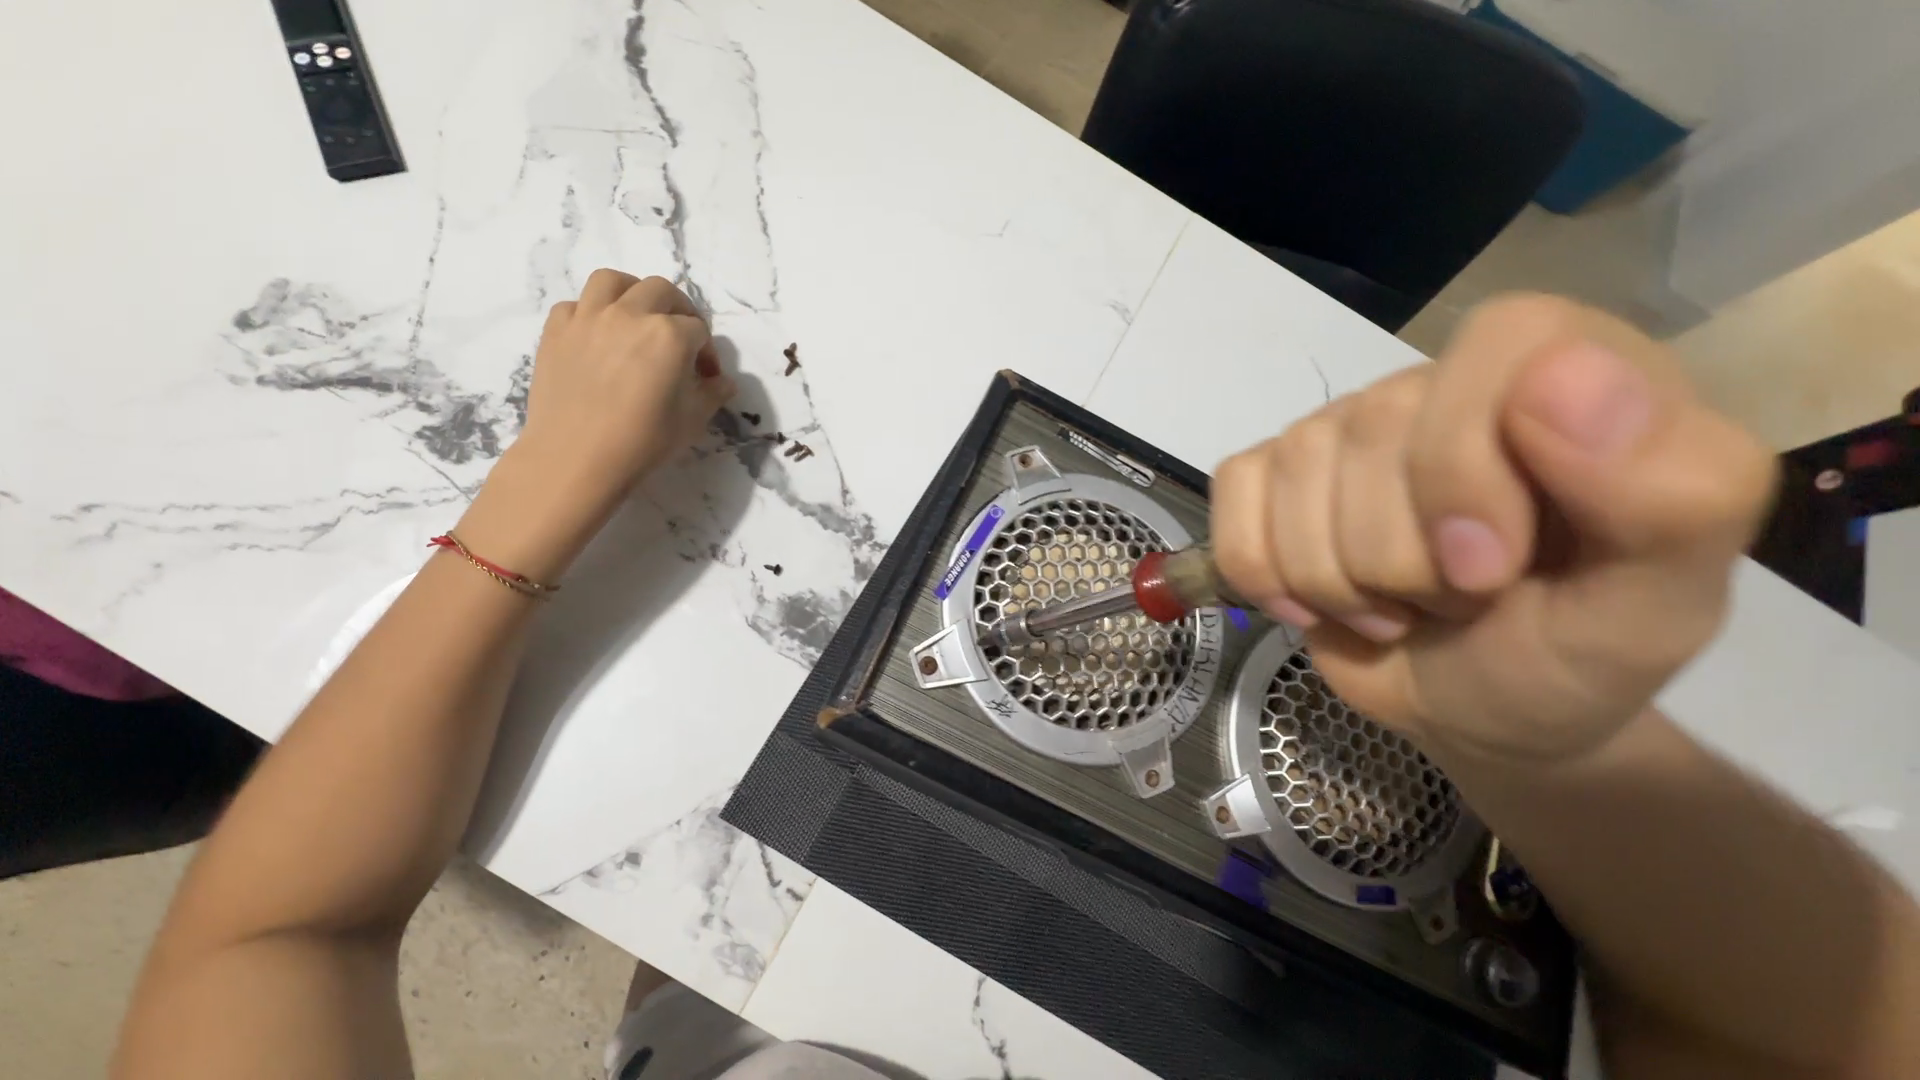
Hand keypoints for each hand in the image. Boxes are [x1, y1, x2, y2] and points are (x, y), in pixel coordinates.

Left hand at [517, 270, 736, 503]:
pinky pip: (575, 304)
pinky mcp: (556, 330)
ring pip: (612, 280)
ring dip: (631, 292)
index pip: (699, 330)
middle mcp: (630, 314)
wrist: (575, 458)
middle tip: (680, 338)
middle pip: (661, 291)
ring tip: (636, 316)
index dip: (707, 353)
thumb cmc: (642, 442)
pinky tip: (597, 336)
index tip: (706, 377)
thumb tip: (725, 382)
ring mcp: (588, 317)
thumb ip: (712, 395)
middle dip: (678, 310)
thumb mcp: (690, 421)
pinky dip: (590, 313)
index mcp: (669, 335)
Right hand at [1211, 295, 1776, 763]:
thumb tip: (1565, 376)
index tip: (1485, 569)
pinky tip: (1319, 601)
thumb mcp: (1658, 609)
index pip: (1495, 344)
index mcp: (1567, 375)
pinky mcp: (1271, 474)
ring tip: (1400, 607)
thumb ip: (1672, 495)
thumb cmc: (1574, 658)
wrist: (1479, 711)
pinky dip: (1267, 574)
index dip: (1467, 461)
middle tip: (1456, 600)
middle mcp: (1443, 382)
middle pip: (1371, 424)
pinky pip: (1234, 499)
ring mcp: (1344, 426)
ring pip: (1295, 471)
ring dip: (1340, 581)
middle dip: (1401, 555)